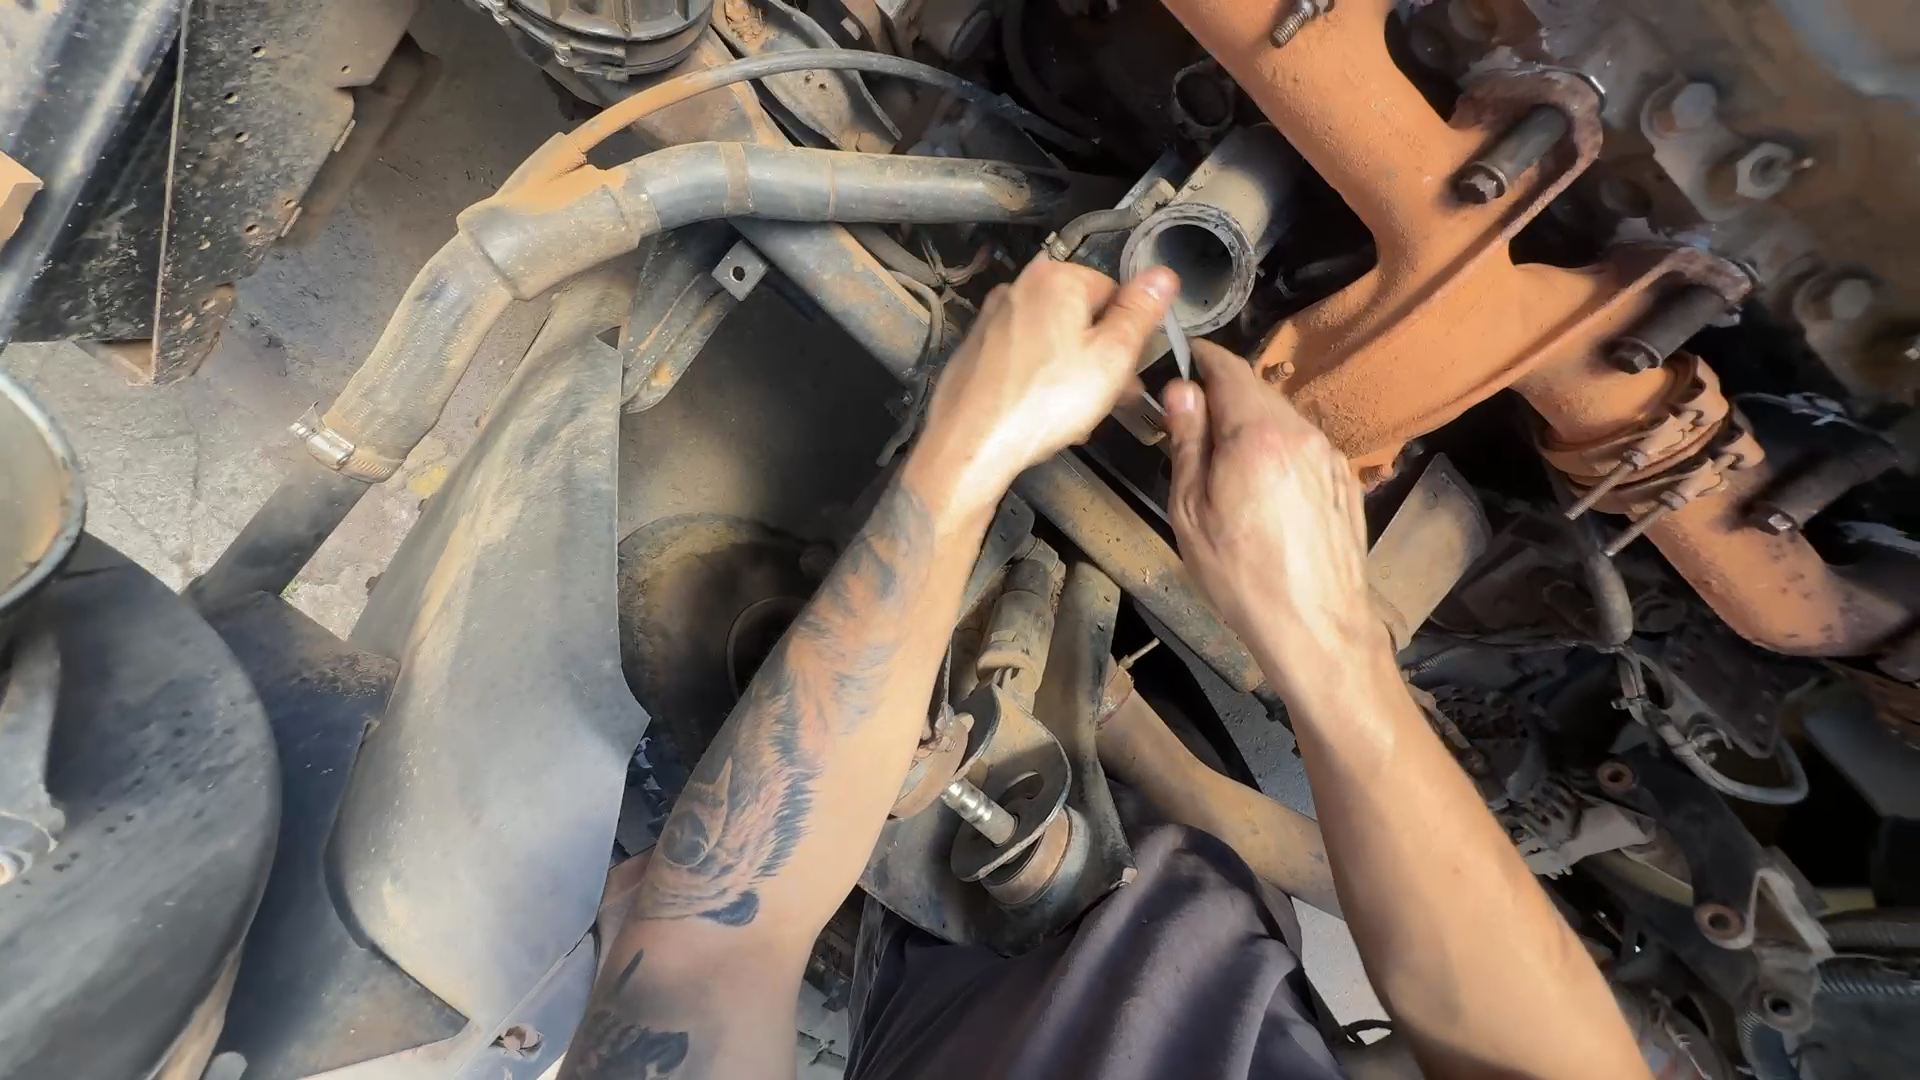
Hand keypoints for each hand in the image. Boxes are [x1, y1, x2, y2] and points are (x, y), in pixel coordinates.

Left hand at [907, 260, 1176, 520]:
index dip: (1128, 335)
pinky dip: (1037, 382)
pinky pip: (1022, 361)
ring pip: (1050, 342)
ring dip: (1070, 374)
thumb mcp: (1111, 357)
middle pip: (1079, 318)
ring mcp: (992, 322)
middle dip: (1099, 357)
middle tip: (1110, 397)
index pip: (1113, 292)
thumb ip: (1139, 313)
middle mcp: (1017, 290)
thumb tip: (1162, 277)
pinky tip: (1043, 414)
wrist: (973, 443)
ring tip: (1076, 415)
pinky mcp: (976, 353)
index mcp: (1055, 279)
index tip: (1130, 367)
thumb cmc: (1040, 404)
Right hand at [1161, 341, 1381, 699]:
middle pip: (1256, 391)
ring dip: (1250, 425)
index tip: (1179, 362)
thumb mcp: (1190, 510)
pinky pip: (1302, 447)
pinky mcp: (1344, 480)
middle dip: (1222, 397)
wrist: (1314, 624)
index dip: (1201, 358)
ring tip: (1224, 465)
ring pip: (1281, 419)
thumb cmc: (1238, 572)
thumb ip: (1187, 442)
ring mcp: (1329, 456)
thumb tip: (1180, 389)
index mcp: (1257, 433)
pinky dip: (1276, 450)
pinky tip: (1261, 491)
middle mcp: (1300, 432)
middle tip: (1190, 425)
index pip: (1229, 368)